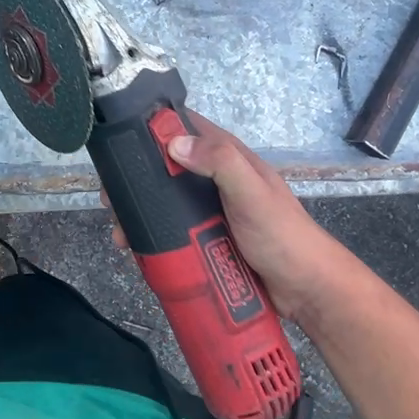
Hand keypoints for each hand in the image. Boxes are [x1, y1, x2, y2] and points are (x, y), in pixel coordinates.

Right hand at [104, 111, 352, 325]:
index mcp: (226, 155)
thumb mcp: (253, 193)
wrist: (309, 292)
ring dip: (138, 212)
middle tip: (109, 199)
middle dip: (134, 180)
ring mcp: (209, 208)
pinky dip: (151, 235)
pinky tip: (136, 247)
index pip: (182, 126)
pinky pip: (170, 229)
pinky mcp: (206, 236)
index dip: (150, 128)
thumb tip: (173, 143)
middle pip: (163, 167)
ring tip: (120, 232)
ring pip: (163, 201)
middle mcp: (213, 177)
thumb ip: (220, 163)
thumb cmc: (283, 235)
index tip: (118, 143)